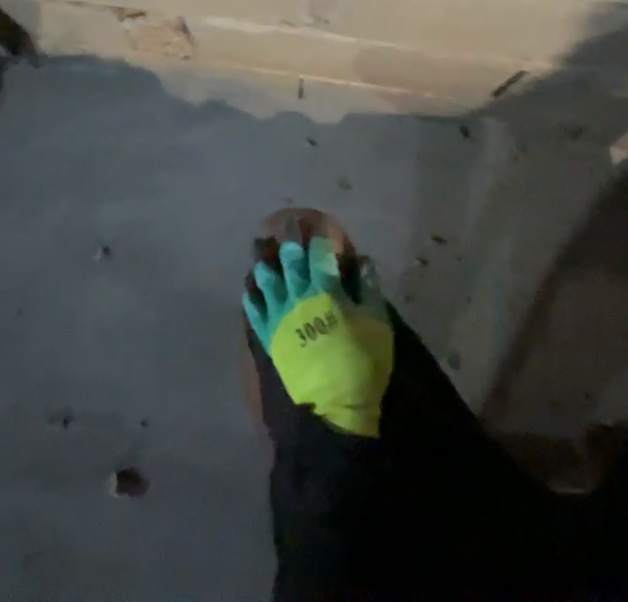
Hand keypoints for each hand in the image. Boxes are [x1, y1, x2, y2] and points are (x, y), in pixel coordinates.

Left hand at [243, 235, 394, 437]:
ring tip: (259, 246)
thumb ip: (368, 288)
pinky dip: (251, 295)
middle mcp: (297, 296)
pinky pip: (254, 311)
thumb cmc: (362, 362)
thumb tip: (361, 261)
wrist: (335, 404)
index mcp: (326, 289)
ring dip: (264, 260)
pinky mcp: (268, 336)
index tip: (317, 224)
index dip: (319, 237)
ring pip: (266, 280)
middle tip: (286, 223)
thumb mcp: (377, 323)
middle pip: (289, 260)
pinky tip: (250, 287)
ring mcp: (279, 316)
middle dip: (288, 240)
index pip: (320, 254)